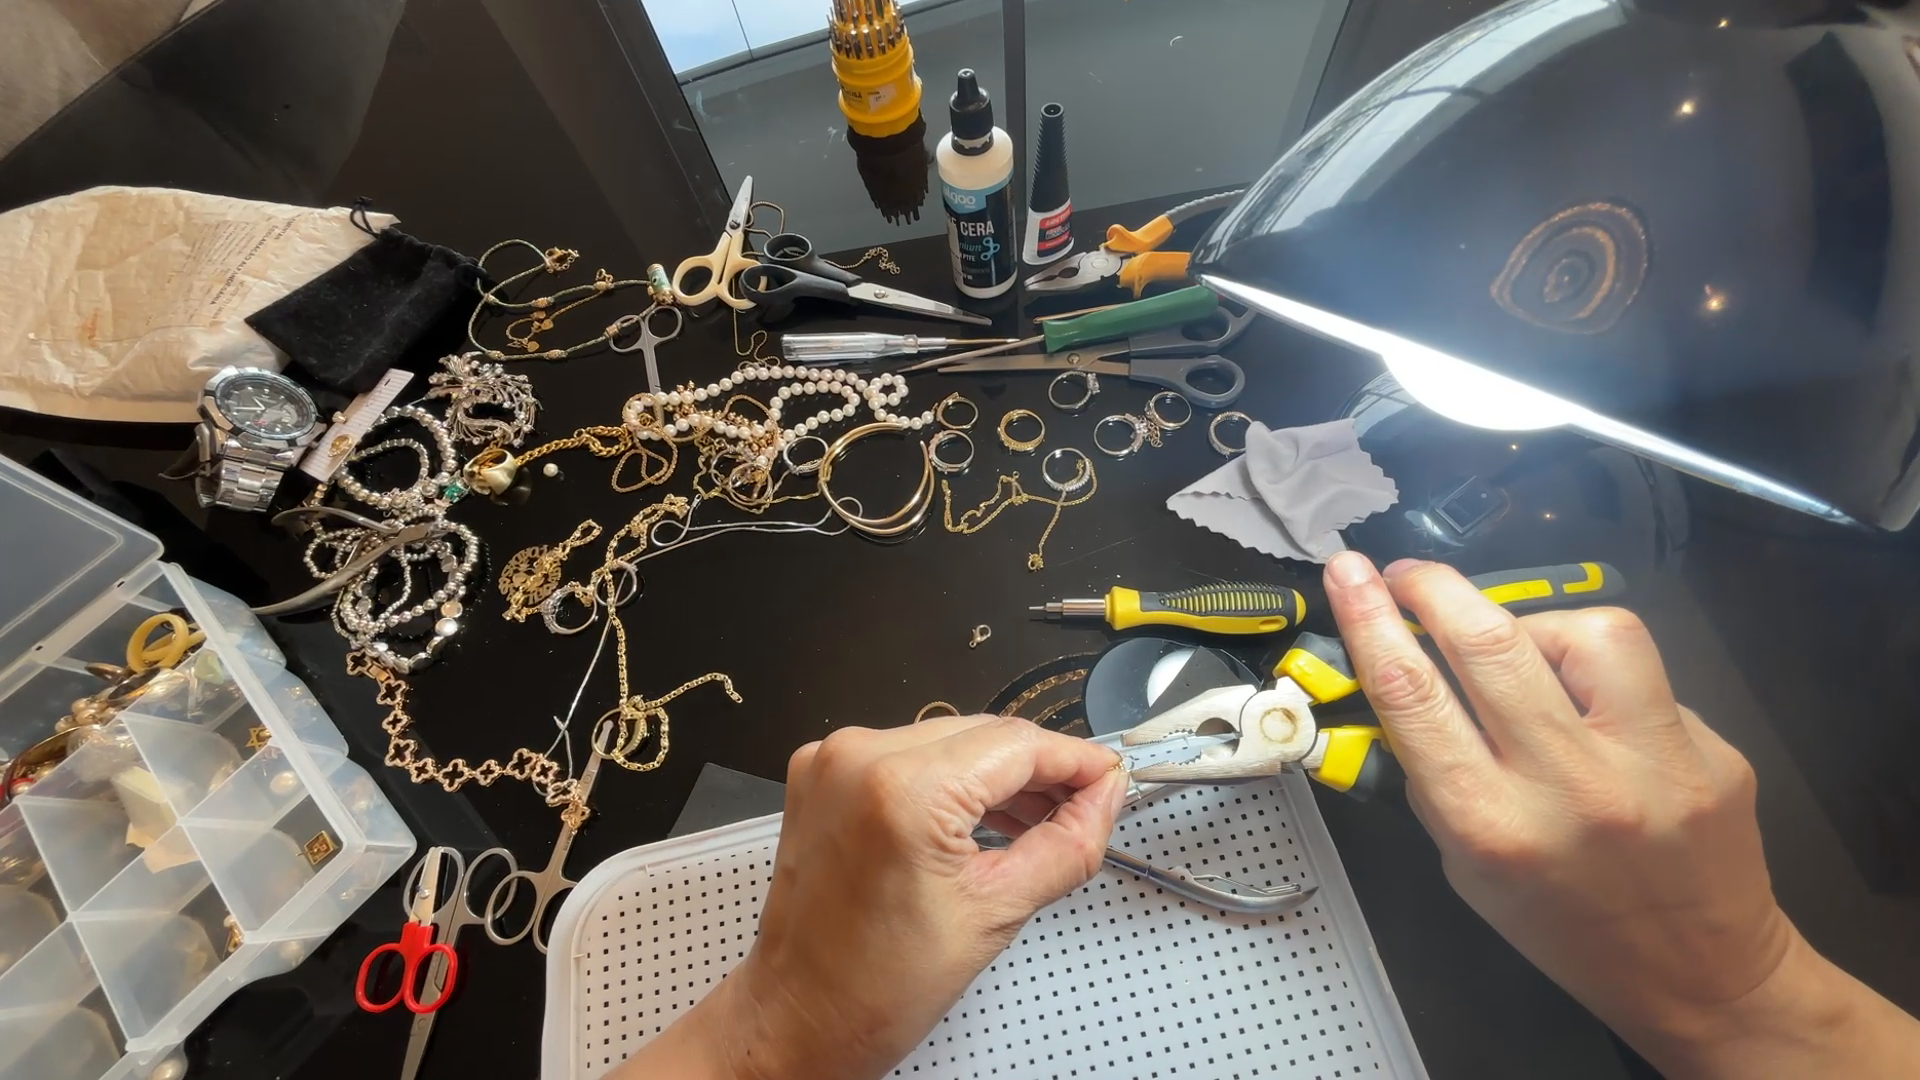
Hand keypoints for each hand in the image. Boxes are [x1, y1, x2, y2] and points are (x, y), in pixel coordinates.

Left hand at [625, 715, 1126, 1079]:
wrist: (796, 1014)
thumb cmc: (878, 986)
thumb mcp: (996, 914)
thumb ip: (1067, 844)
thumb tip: (1102, 797)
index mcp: (906, 789)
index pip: (1017, 743)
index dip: (1073, 759)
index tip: (1107, 777)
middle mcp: (864, 754)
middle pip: (984, 733)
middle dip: (1039, 766)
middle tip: (1080, 803)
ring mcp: (837, 755)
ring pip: (949, 737)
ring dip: (995, 771)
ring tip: (1034, 815)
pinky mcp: (824, 766)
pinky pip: (910, 751)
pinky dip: (949, 775)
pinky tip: (978, 811)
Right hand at [1321, 553, 1794, 1064]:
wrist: (1702, 977)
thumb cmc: (1548, 917)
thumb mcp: (1456, 854)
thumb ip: (1427, 765)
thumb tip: (1400, 675)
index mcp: (1486, 818)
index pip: (1409, 691)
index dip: (1368, 617)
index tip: (1346, 570)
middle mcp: (1569, 784)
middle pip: (1489, 642)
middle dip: (1433, 585)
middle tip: (1405, 572)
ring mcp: (1654, 764)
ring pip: (1585, 631)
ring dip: (1529, 619)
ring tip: (1513, 643)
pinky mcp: (1715, 751)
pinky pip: (1637, 667)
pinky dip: (1588, 661)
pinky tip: (1581, 695)